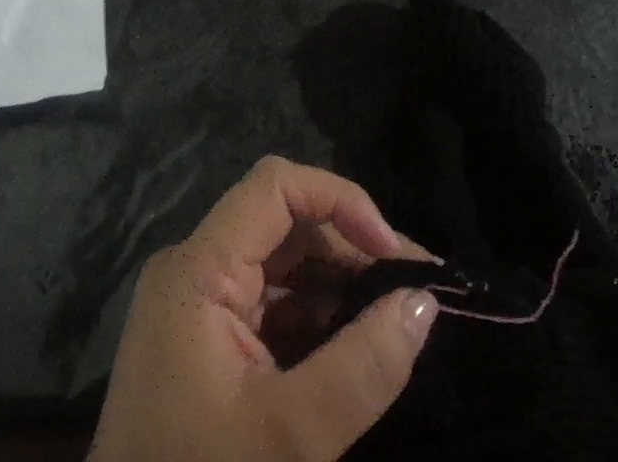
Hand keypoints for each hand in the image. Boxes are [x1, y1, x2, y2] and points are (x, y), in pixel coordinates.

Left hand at [87, 156, 437, 461]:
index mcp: (198, 269)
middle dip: (351, 246)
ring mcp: (196, 302)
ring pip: (279, 263)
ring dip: (338, 284)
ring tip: (397, 317)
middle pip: (281, 222)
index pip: (274, 186)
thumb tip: (424, 302)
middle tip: (417, 291)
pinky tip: (356, 344)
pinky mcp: (204, 335)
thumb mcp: (291, 432)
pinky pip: (268, 302)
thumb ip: (363, 365)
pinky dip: (314, 316)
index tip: (395, 255)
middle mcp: (193, 268)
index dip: (341, 201)